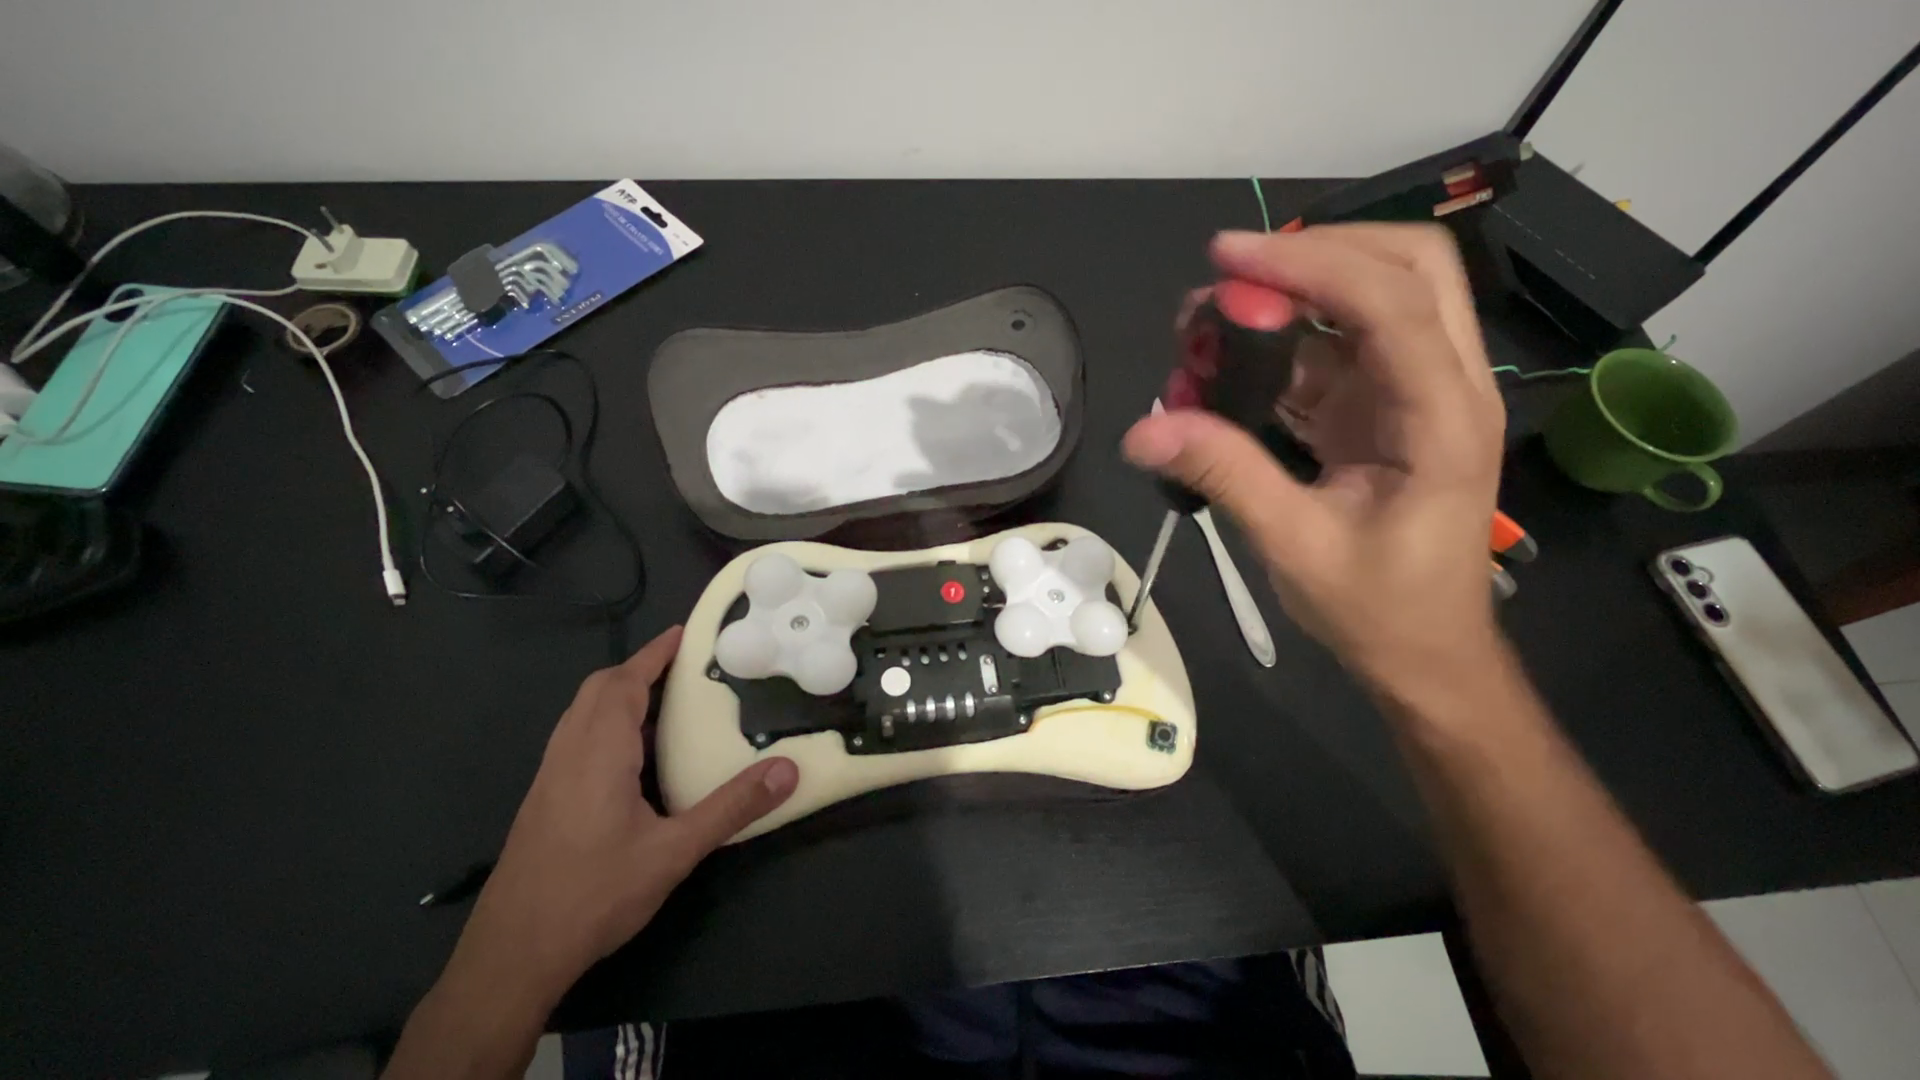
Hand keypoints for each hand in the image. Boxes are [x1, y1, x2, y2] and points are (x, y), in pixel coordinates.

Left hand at [450, 625, 798, 1008]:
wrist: (514, 951)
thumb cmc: (594, 894)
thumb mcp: (674, 852)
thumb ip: (731, 807)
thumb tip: (788, 769)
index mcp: (599, 751)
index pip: (625, 683)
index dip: (654, 654)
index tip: (685, 633)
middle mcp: (568, 752)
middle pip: (599, 690)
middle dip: (638, 669)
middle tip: (683, 668)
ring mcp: (550, 776)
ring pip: (582, 714)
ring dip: (618, 695)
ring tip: (663, 703)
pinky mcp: (543, 799)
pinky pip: (576, 738)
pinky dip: (605, 723)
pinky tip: (631, 757)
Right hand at [1126, 225, 1506, 690]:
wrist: (1427, 654)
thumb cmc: (1381, 609)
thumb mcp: (1296, 544)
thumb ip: (1226, 474)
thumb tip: (1144, 429)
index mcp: (1442, 417)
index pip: (1390, 302)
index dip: (1308, 266)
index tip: (1226, 260)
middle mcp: (1444, 385)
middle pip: (1406, 267)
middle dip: (1318, 253)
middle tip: (1232, 275)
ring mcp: (1418, 392)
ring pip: (1375, 295)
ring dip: (1296, 292)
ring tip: (1214, 319)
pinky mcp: (1386, 408)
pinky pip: (1340, 345)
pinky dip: (1285, 339)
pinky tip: (1229, 362)